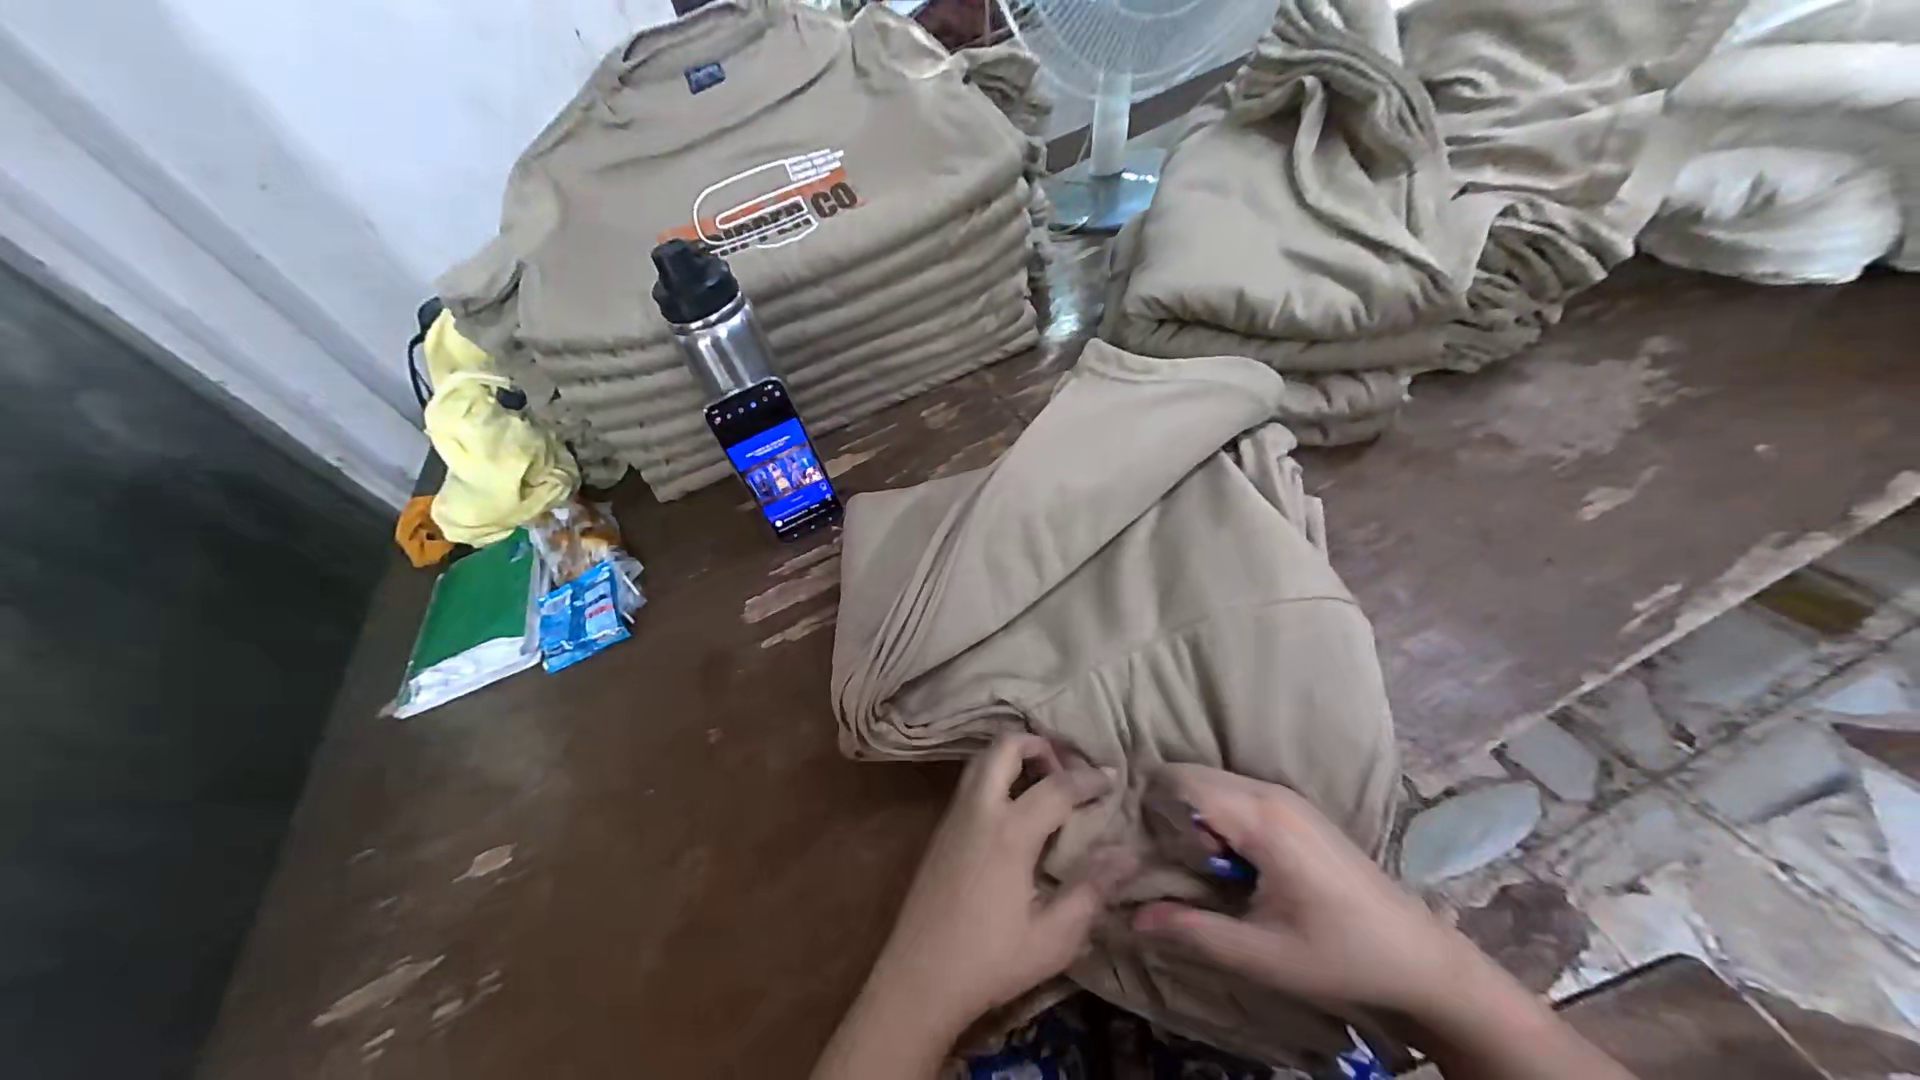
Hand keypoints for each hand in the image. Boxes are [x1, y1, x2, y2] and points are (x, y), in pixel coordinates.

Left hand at [866, 734, 1122, 1035]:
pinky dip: (996, 773)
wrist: (917, 979)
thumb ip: (1092, 890)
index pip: (1057, 786)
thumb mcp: (1053, 938)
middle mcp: (979, 810)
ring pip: (982, 759)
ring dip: (1014, 755)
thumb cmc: (990, 962)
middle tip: (1067, 769)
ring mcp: (954, 815)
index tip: (1112, 777)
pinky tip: (1013, 806)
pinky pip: (970, 780)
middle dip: (1040, 745)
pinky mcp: (940, 828)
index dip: (1089, 778)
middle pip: (1005, 747)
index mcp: (1010, 833)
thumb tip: (1128, 854)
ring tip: (1043, 781)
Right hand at [1133, 764, 1480, 1015]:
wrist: (1423, 959)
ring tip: (1210, 869)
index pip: (1180, 782)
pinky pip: (1233, 791)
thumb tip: (1130, 919)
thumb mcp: (1261, 954)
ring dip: (1194, 816)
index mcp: (1262, 819)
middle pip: (1191, 775)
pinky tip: (1234, 863)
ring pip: (1211, 781)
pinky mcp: (1293, 807)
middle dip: (1171, 813)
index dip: (1157, 813)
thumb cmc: (1341, 956)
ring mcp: (1285, 795)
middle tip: (1184, 867)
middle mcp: (1270, 792)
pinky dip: (1216, 816)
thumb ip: (1191, 931)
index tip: (1164, 857)